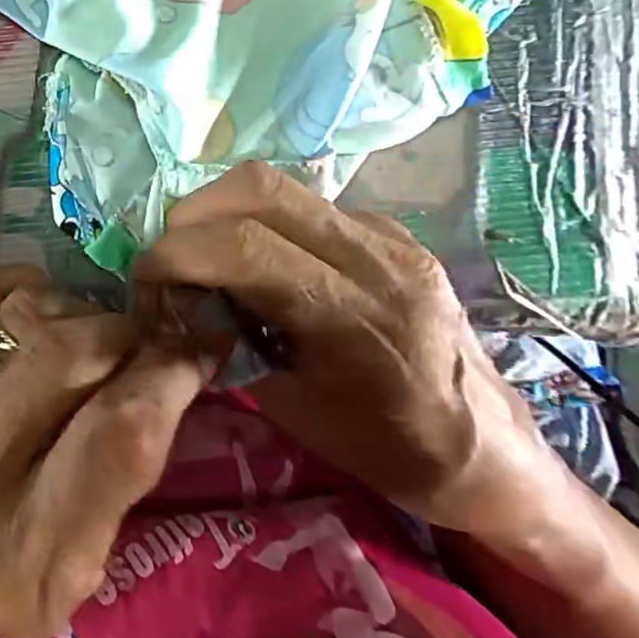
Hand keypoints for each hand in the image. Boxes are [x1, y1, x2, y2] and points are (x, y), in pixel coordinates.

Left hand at [0, 266, 210, 637]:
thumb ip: (120, 483)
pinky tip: (49, 310)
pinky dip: (30, 286)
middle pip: (68, 358)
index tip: (200, 350)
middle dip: (130, 336)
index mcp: (28, 546)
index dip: (168, 380)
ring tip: (103, 331)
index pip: (113, 439)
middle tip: (154, 340)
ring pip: (28, 316)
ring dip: (85, 311)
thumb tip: (168, 380)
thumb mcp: (74, 572)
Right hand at [134, 162, 565, 536]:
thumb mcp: (293, 410)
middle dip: (190, 216)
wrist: (494, 454)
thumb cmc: (391, 450)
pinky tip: (254, 261)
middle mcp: (378, 257)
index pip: (244, 247)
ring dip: (218, 210)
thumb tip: (179, 302)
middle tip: (169, 261)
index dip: (175, 254)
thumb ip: (231, 343)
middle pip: (257, 188)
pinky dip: (255, 219)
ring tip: (203, 255)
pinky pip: (302, 202)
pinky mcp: (390, 230)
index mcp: (357, 317)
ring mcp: (389, 235)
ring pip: (276, 183)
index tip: (145, 282)